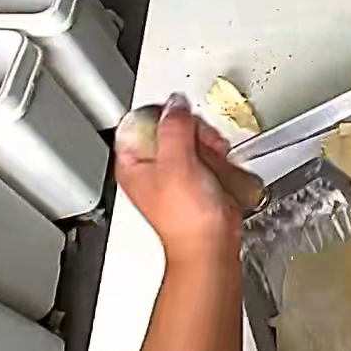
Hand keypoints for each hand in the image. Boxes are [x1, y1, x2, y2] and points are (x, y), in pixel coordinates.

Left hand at [114, 94, 246, 265]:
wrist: (211, 246)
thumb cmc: (187, 219)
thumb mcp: (176, 162)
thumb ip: (174, 126)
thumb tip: (175, 103)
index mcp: (132, 162)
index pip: (137, 120)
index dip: (159, 113)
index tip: (177, 116)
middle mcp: (150, 165)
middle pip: (168, 125)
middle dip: (190, 130)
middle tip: (198, 141)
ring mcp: (174, 171)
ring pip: (190, 137)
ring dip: (206, 142)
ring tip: (212, 156)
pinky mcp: (195, 177)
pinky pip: (205, 152)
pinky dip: (215, 155)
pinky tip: (219, 165)